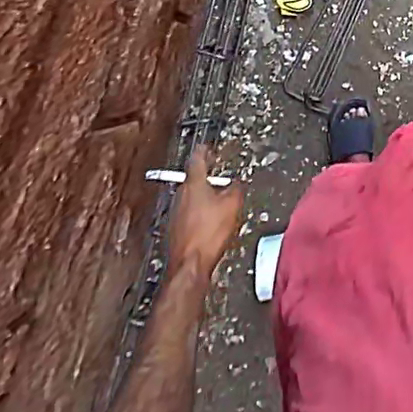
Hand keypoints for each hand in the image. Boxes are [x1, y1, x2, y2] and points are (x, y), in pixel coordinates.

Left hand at [168, 145, 243, 277]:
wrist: (190, 263)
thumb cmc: (209, 233)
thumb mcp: (232, 205)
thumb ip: (236, 188)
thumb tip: (236, 183)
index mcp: (194, 183)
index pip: (197, 159)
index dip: (204, 151)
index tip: (207, 148)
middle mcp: (181, 194)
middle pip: (194, 178)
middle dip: (207, 176)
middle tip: (218, 175)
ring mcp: (176, 211)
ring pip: (191, 196)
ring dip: (204, 195)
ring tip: (218, 202)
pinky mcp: (176, 227)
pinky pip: (189, 212)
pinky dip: (199, 212)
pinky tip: (210, 222)